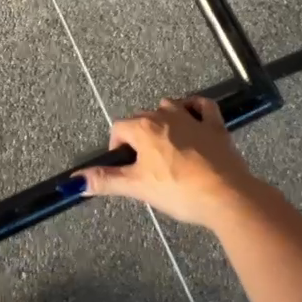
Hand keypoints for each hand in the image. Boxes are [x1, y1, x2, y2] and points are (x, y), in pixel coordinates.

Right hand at [80, 96, 263, 228]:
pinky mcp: (215, 125)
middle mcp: (164, 114)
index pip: (119, 128)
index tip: (125, 168)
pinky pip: (203, 106)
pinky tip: (194, 117)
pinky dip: (196, 108)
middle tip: (145, 165)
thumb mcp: (138, 188)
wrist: (226, 195)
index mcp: (143, 127)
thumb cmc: (177, 190)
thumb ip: (106, 181)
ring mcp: (191, 117)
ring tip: (166, 146)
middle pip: (142, 118)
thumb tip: (75, 181)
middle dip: (139, 136)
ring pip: (169, 107)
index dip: (117, 147)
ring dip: (164, 119)